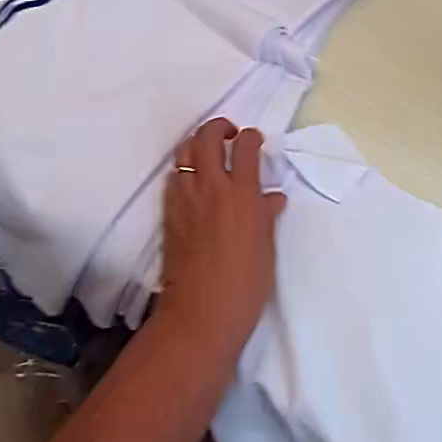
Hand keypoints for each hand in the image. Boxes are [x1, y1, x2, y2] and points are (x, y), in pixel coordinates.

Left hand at [158, 118, 284, 351]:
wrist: (200, 313)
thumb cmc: (244, 286)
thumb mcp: (265, 249)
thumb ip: (266, 216)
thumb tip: (273, 196)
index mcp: (241, 195)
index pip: (244, 147)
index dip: (250, 136)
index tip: (254, 139)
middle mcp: (211, 187)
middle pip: (207, 138)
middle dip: (219, 127)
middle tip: (229, 135)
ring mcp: (185, 197)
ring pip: (184, 151)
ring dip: (197, 143)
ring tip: (209, 152)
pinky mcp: (168, 210)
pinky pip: (174, 176)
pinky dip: (183, 168)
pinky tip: (193, 181)